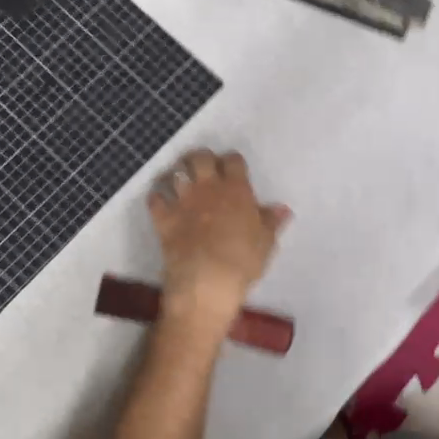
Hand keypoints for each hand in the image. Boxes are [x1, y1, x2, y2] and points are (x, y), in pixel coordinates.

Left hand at [148, 150, 289, 331]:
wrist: (207, 280)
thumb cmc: (243, 261)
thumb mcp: (266, 242)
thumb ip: (272, 222)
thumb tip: (283, 209)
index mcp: (236, 190)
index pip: (233, 160)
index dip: (232, 161)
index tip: (233, 168)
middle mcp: (208, 188)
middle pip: (200, 158)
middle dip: (201, 158)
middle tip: (204, 168)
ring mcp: (183, 201)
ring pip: (176, 173)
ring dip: (178, 173)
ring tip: (182, 180)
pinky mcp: (164, 217)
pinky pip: (155, 198)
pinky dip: (157, 197)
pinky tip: (161, 202)